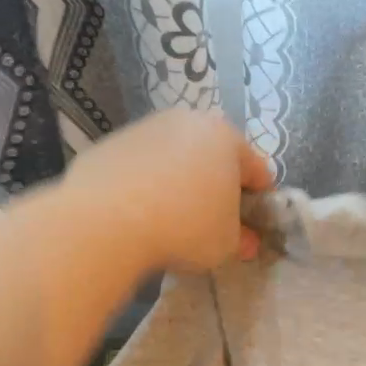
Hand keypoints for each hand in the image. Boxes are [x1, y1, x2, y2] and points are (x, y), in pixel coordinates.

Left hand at [57, 108, 273, 270]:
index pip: (259, 172)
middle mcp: (188, 121)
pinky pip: (143, 167)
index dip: (260, 204)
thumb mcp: (227, 244)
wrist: (105, 222)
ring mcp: (145, 127)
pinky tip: (141, 215)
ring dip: (184, 184)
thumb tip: (245, 240)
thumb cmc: (185, 228)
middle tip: (214, 224)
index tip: (251, 229)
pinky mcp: (112, 143)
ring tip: (173, 220)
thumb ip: (242, 239)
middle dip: (220, 188)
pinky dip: (148, 185)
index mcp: (226, 138)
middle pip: (216, 158)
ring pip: (178, 159)